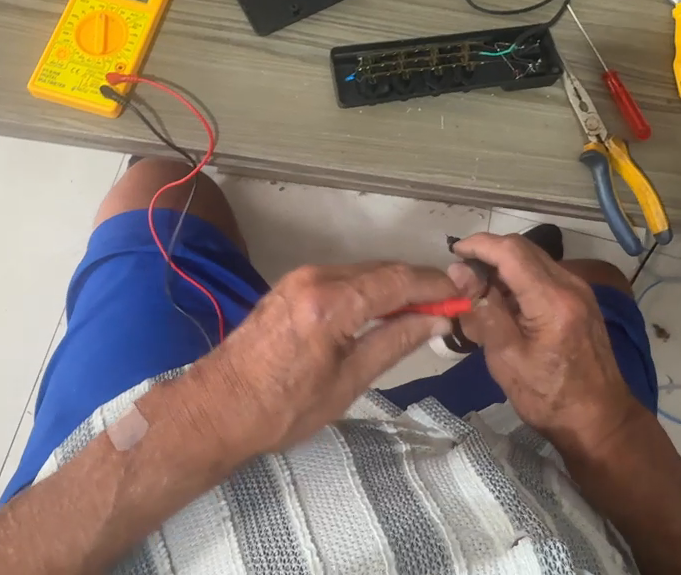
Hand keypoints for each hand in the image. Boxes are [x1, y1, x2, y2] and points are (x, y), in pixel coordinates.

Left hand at [179, 262, 459, 456]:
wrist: (217, 409)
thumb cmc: (283, 409)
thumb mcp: (348, 382)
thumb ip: (395, 342)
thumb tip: (437, 320)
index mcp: (333, 302)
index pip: (399, 280)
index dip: (435, 285)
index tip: (462, 293)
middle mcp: (318, 277)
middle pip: (383, 270)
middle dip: (419, 283)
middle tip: (449, 303)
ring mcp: (302, 277)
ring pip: (363, 271)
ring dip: (395, 285)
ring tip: (422, 309)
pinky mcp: (292, 284)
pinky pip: (343, 277)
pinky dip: (370, 288)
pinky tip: (383, 308)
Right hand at [452, 233, 641, 448]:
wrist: (602, 422)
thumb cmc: (550, 398)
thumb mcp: (506, 359)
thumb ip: (483, 312)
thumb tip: (459, 275)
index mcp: (552, 299)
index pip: (511, 251)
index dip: (480, 245)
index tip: (454, 252)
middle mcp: (570, 284)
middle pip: (523, 249)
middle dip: (489, 253)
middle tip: (462, 275)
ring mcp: (579, 290)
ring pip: (534, 259)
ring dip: (504, 265)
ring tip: (478, 289)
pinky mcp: (580, 300)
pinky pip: (544, 274)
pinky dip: (520, 277)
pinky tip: (504, 300)